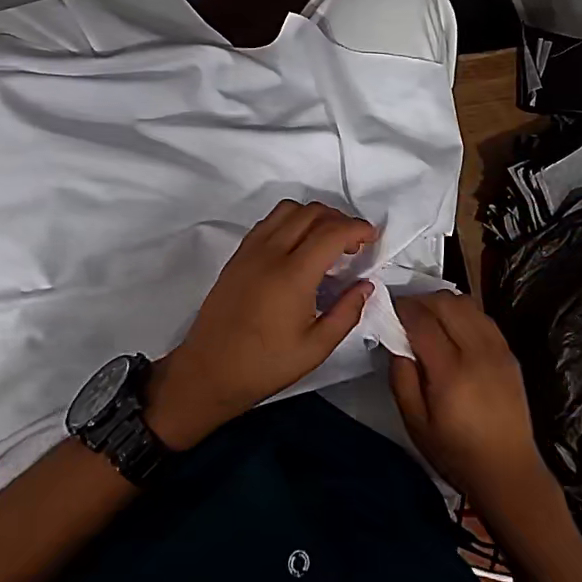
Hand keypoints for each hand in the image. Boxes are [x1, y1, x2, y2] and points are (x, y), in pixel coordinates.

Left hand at [146, 200, 375, 449]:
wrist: (209, 371)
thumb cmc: (264, 365)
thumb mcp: (316, 348)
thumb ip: (346, 312)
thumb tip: (366, 285)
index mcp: (293, 275)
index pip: (332, 232)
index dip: (358, 228)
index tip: (372, 238)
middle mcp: (270, 253)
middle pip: (311, 212)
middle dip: (340, 219)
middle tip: (353, 244)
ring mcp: (250, 251)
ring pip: (287, 209)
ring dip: (313, 216)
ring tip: (326, 241)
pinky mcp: (237, 256)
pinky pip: (268, 222)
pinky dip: (290, 221)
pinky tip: (297, 246)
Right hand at [388, 292, 552, 508]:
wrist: (507, 470)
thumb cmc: (455, 452)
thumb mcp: (414, 422)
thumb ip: (401, 377)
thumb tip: (395, 342)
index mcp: (451, 372)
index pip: (422, 320)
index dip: (402, 308)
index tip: (389, 310)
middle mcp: (477, 352)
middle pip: (445, 302)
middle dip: (420, 301)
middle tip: (405, 314)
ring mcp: (498, 349)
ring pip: (466, 303)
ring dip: (442, 303)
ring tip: (428, 319)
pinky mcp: (509, 352)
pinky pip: (482, 316)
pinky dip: (463, 313)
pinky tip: (452, 329)